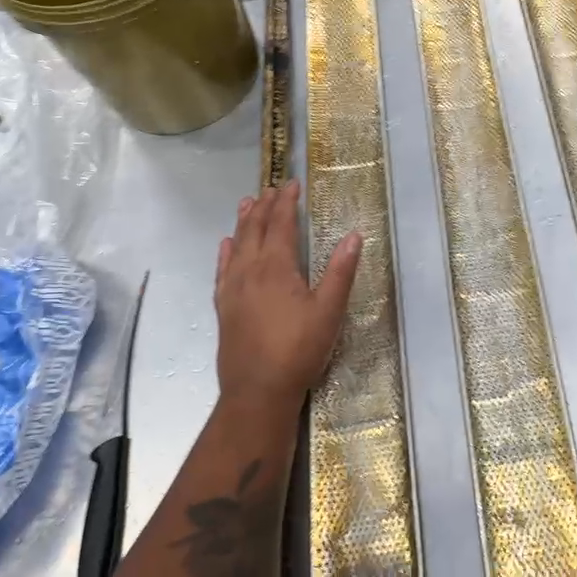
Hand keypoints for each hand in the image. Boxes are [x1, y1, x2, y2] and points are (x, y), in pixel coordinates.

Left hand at [213, 181, 361, 411]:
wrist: (257, 392)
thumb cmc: (298, 350)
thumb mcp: (329, 311)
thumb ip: (341, 271)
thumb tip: (354, 235)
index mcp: (276, 267)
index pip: (280, 223)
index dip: (286, 202)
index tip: (292, 184)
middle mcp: (250, 270)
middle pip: (255, 229)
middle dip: (264, 206)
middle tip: (272, 188)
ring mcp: (233, 289)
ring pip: (236, 244)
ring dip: (244, 221)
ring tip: (247, 202)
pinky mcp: (224, 307)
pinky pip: (222, 269)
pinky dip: (225, 252)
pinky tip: (226, 246)